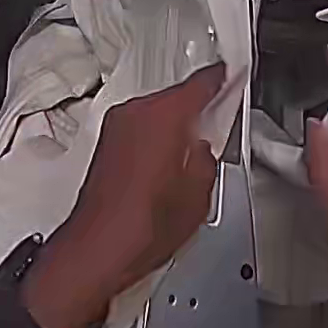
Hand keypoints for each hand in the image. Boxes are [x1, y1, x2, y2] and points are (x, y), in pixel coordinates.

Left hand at [25, 64, 224, 327]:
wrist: (96, 251)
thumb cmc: (140, 228)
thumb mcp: (199, 196)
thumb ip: (207, 157)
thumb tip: (203, 148)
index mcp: (166, 117)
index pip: (201, 83)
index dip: (222, 78)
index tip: (232, 75)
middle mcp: (138, 112)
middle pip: (177, 95)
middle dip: (198, 106)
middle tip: (218, 122)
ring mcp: (118, 124)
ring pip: (157, 108)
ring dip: (175, 121)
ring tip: (190, 154)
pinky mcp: (107, 139)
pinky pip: (141, 123)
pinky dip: (156, 132)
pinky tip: (166, 162)